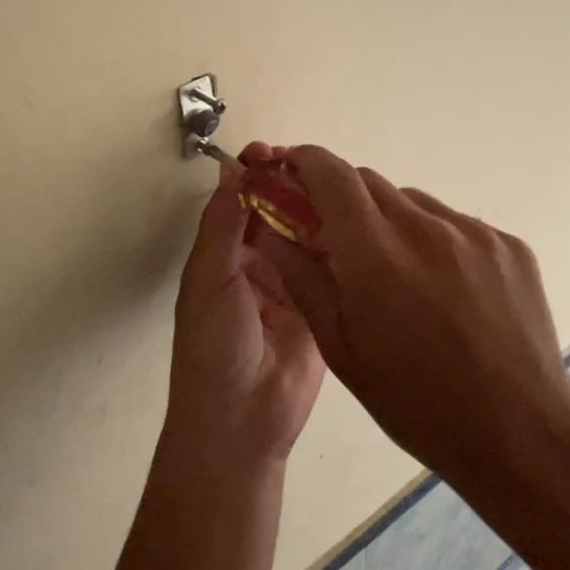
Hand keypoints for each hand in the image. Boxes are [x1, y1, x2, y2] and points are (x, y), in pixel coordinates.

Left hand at [163, 145, 325, 466]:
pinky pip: (330, 270)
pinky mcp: (321, 309)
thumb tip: (233, 168)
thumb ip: (223, 223)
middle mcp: (257, 266)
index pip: (240, 203)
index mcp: (223, 256)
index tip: (274, 150)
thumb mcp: (209, 276)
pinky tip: (359, 222)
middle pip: (276, 215)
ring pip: (306, 238)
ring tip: (341, 184)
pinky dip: (340, 246)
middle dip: (291, 189)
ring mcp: (292, 288)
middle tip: (318, 162)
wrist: (243, 418)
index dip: (255, 176)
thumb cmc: (214, 345)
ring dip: (317, 212)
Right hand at [249, 145, 569, 487]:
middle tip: (337, 241)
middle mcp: (426, 227)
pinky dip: (434, 241)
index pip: (331, 173)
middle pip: (369, 182)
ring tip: (397, 277)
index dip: (304, 162)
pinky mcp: (510, 246)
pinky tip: (443, 292)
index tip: (290, 173)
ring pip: (412, 203)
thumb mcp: (341, 348)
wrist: (520, 435)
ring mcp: (475, 234)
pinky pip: (455, 225)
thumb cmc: (415, 403)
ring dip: (389, 221)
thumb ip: (303, 279)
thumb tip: (272, 232)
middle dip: (342, 199)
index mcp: (376, 254)